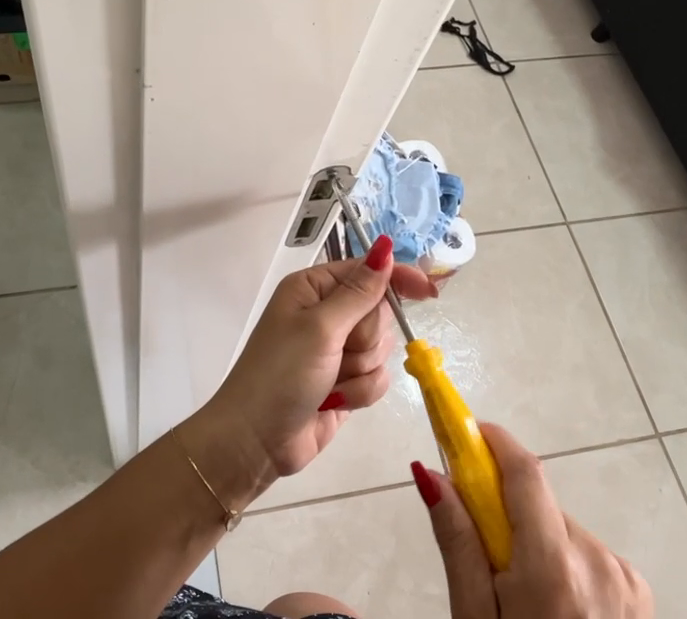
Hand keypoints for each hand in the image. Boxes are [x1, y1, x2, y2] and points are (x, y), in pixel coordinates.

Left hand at [190, 236, 436, 492]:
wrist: (257, 440)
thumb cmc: (281, 374)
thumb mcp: (320, 328)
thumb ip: (359, 292)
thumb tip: (384, 247)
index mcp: (313, 288)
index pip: (366, 272)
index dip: (397, 278)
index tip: (429, 291)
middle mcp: (326, 313)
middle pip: (379, 313)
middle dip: (365, 338)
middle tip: (339, 352)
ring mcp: (337, 349)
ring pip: (382, 348)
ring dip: (361, 369)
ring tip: (330, 381)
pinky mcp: (346, 381)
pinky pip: (377, 378)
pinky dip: (361, 391)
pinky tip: (335, 401)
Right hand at [417, 423, 652, 617]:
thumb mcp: (474, 618)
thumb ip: (457, 542)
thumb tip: (430, 472)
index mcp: (554, 569)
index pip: (525, 473)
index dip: (493, 441)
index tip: (465, 430)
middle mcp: (599, 561)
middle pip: (539, 505)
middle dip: (506, 513)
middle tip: (482, 555)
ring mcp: (627, 579)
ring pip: (561, 530)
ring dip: (535, 543)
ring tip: (522, 601)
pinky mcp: (641, 593)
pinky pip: (586, 555)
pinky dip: (562, 564)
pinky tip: (556, 611)